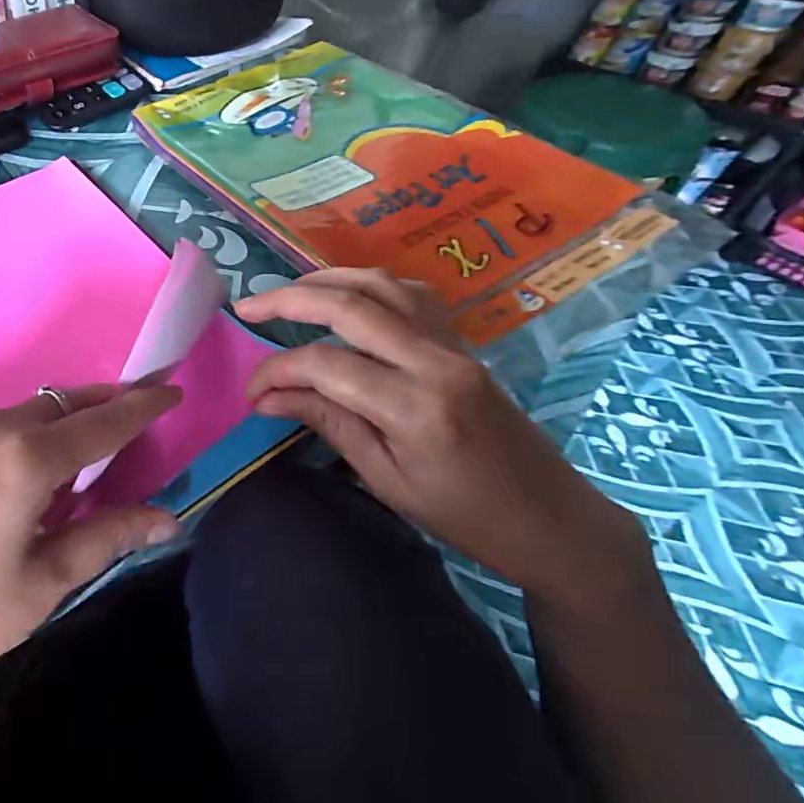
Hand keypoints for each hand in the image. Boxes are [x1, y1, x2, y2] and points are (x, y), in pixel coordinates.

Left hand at [0, 384, 182, 802]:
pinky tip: (53, 478)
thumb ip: (104, 539)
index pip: (102, 422)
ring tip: (107, 459)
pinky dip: (42, 441)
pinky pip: (9, 432)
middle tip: (147, 423)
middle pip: (66, 406)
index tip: (175, 391)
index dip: (143, 407)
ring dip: (73, 426)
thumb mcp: (40, 584)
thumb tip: (166, 517)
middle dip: (108, 408)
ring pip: (35, 416)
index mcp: (26, 456)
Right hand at [235, 269, 651, 611]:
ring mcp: (454, 346)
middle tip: (246, 308)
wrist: (557, 523)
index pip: (325, 364)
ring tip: (286, 293)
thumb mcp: (386, 480)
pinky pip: (412, 295)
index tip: (251, 391)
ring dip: (326, 280)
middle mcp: (435, 362)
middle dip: (287, 299)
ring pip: (382, 285)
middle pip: (350, 305)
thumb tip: (267, 397)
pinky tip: (346, 296)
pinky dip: (369, 285)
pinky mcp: (463, 344)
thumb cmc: (467, 517)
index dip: (276, 370)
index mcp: (415, 406)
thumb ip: (328, 423)